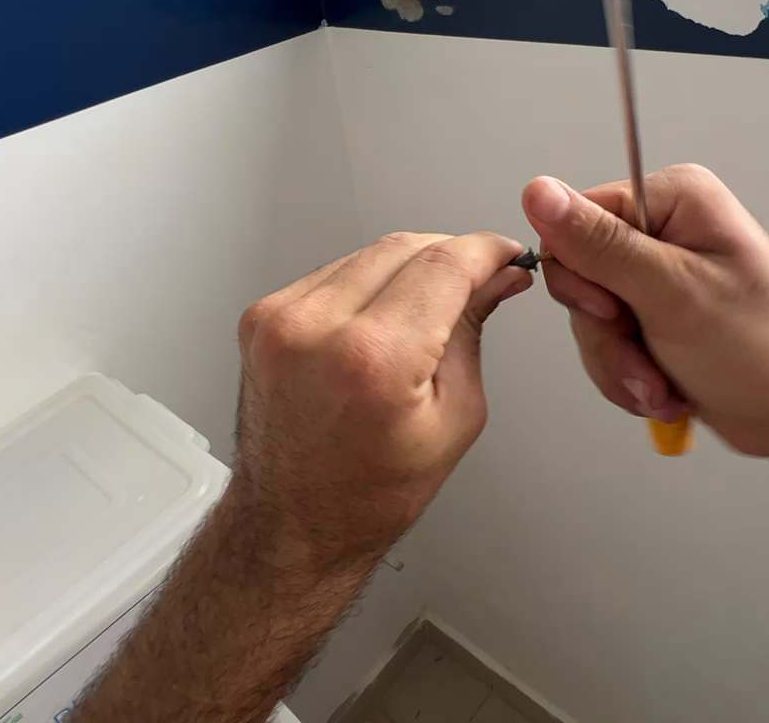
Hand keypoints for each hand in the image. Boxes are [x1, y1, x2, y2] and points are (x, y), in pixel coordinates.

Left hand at [232, 232, 533, 569]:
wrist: (291, 522)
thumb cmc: (367, 493)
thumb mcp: (454, 417)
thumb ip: (473, 331)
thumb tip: (497, 278)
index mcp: (372, 359)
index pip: (445, 265)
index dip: (486, 250)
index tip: (505, 253)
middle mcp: (316, 328)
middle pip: (405, 246)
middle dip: (451, 253)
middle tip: (479, 276)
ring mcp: (281, 318)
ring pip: (369, 252)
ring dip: (410, 265)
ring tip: (428, 307)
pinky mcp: (263, 315)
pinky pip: (334, 271)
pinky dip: (369, 281)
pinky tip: (382, 314)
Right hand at [521, 164, 768, 457]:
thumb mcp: (673, 293)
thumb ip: (599, 243)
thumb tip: (540, 193)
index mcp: (672, 200)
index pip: (575, 217)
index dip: (583, 274)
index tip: (616, 309)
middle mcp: (662, 229)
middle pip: (578, 272)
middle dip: (607, 330)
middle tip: (644, 353)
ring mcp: (656, 274)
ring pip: (588, 315)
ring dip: (619, 360)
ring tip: (662, 380)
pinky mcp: (653, 313)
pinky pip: (605, 339)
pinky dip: (627, 372)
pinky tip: (664, 385)